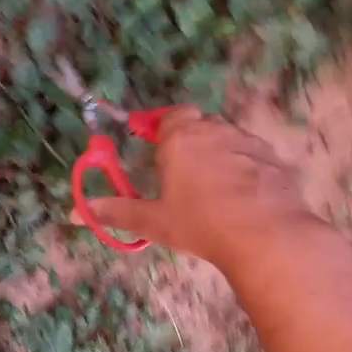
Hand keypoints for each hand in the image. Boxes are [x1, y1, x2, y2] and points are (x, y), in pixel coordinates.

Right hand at [87, 107, 318, 267]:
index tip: (150, 144)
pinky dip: (241, 168)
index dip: (160, 127)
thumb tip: (76, 213)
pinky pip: (251, 157)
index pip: (170, 116)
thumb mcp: (151, 222)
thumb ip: (115, 212)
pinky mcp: (275, 161)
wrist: (266, 235)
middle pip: (199, 123)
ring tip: (204, 186)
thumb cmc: (199, 223)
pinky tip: (235, 196)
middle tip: (174, 169)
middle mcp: (217, 132)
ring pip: (226, 138)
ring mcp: (250, 144)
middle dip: (186, 138)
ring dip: (214, 153)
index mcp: (182, 140)